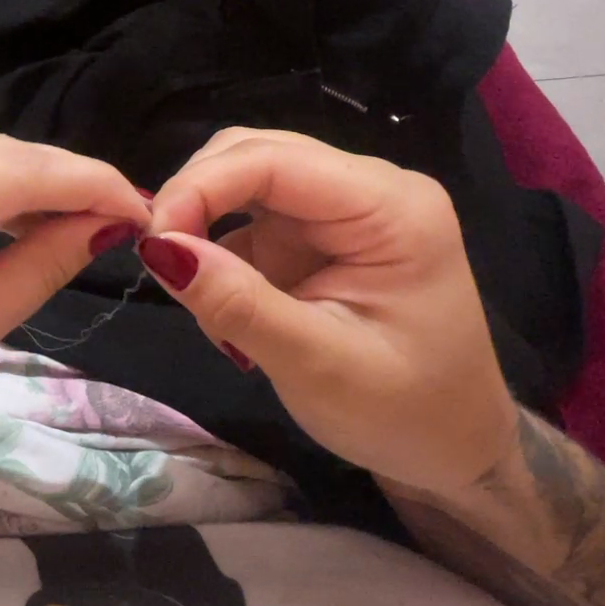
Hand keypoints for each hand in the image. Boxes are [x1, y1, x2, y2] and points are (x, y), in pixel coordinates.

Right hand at [141, 128, 518, 495]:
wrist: (454, 452)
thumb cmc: (405, 415)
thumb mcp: (317, 366)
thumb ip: (238, 302)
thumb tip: (157, 247)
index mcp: (390, 207)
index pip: (273, 159)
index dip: (200, 186)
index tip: (151, 241)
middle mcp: (367, 188)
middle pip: (253, 153)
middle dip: (195, 198)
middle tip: (159, 260)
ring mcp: (341, 207)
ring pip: (242, 178)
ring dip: (202, 222)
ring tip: (197, 289)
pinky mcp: (316, 231)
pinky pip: (246, 215)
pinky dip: (216, 249)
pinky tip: (224, 300)